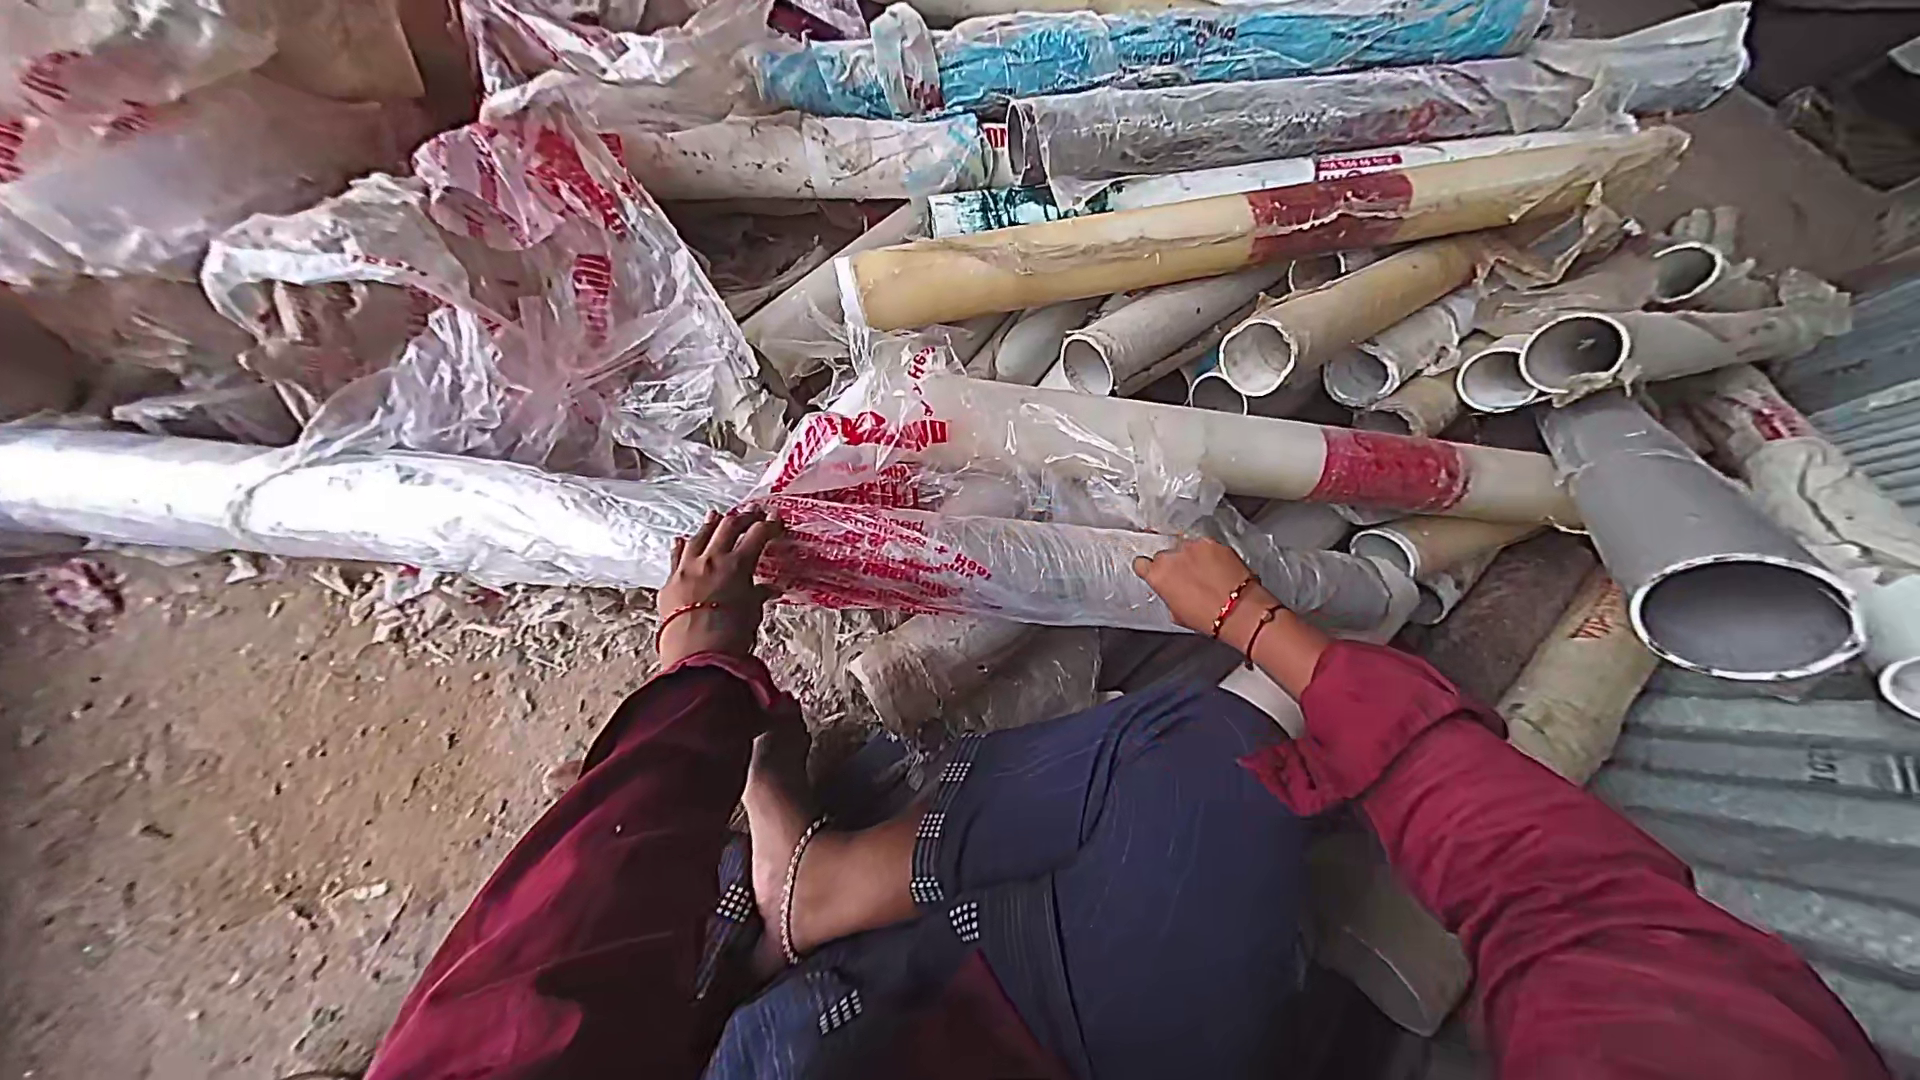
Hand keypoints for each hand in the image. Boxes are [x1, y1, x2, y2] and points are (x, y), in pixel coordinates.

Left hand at [656, 508, 782, 666]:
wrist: (695, 652)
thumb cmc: (731, 634)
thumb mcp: (752, 611)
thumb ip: (758, 595)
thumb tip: (768, 590)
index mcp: (737, 564)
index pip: (757, 535)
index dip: (769, 524)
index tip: (775, 519)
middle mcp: (712, 559)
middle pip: (728, 527)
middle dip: (742, 517)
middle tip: (752, 513)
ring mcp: (687, 568)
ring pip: (700, 536)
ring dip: (711, 524)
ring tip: (716, 516)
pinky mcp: (670, 581)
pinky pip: (677, 556)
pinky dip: (683, 546)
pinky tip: (683, 539)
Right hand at [1132, 536, 1278, 648]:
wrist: (1239, 610)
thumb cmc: (1207, 617)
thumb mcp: (1176, 613)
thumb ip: (1167, 594)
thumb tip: (1170, 589)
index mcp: (1157, 575)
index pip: (1141, 563)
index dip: (1149, 569)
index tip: (1155, 572)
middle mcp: (1172, 557)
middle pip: (1165, 555)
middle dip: (1173, 564)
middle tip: (1187, 578)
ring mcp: (1193, 547)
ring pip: (1186, 548)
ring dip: (1192, 557)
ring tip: (1206, 573)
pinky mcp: (1213, 543)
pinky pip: (1205, 545)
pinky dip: (1210, 554)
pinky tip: (1218, 568)